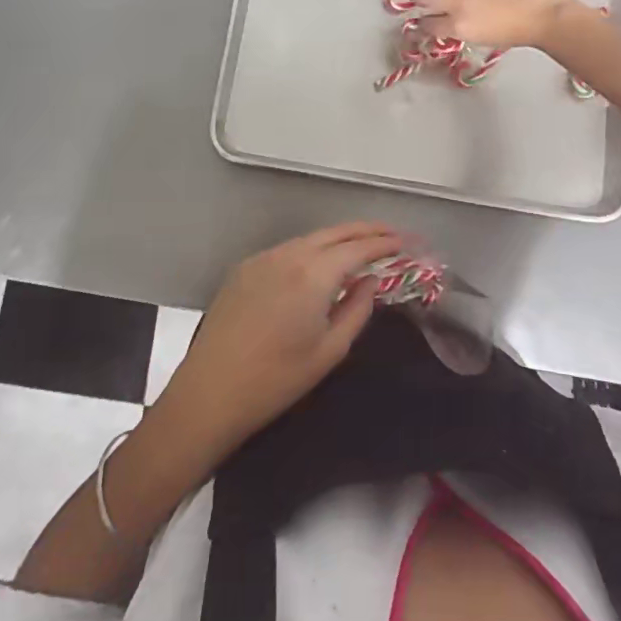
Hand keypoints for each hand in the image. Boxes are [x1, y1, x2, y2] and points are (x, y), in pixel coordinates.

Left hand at [152, 222, 402, 451]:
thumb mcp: (330, 349)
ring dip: (337, 238)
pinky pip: (286, 250)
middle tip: (392, 234)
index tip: (408, 241)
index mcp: (313, 274)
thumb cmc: (278, 379)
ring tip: (362, 246)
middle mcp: (286, 255)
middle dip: (365, 230)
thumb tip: (370, 281)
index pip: (358, 247)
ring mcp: (261, 259)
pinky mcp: (243, 269)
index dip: (385, 242)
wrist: (212, 389)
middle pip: (333, 233)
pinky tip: (320, 263)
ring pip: (308, 239)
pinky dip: (310, 249)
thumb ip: (357, 309)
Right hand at [416, 0, 588, 48]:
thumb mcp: (478, 40)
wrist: (542, 16)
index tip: (423, 25)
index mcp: (457, 26)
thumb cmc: (512, 35)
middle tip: (427, 3)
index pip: (425, 23)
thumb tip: (444, 25)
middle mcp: (458, 3)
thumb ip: (457, 30)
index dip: (421, 25)